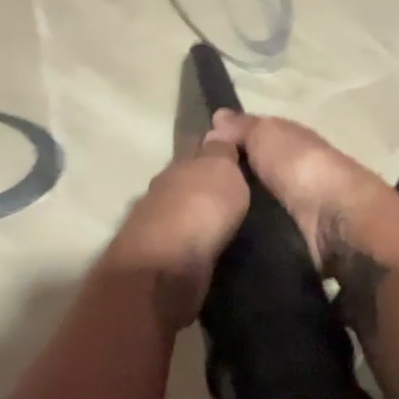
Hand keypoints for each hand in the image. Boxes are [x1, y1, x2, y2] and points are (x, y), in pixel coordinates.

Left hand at [107, 120, 249, 329]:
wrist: (166, 268)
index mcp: (177, 168)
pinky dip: (198, 246)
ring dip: (202, 220)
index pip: (197, 151)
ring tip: (232, 227)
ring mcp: (157, 229)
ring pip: (185, 216)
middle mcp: (162, 195)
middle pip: (188, 185)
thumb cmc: (199, 210)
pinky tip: (215, 250)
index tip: (238, 155)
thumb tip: (218, 131)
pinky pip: (186, 246)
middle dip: (208, 188)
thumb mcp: (220, 169)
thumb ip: (220, 152)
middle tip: (240, 196)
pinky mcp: (160, 261)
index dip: (216, 150)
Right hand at [212, 110, 390, 275]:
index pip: (258, 144)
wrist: (335, 220)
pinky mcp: (298, 242)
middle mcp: (298, 178)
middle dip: (231, 188)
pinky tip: (224, 242)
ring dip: (237, 215)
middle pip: (256, 181)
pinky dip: (250, 239)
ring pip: (259, 211)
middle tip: (195, 197)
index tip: (195, 160)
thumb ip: (244, 128)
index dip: (230, 149)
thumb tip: (219, 118)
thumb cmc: (302, 167)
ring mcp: (300, 213)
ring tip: (203, 222)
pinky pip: (267, 238)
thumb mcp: (268, 134)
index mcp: (294, 146)